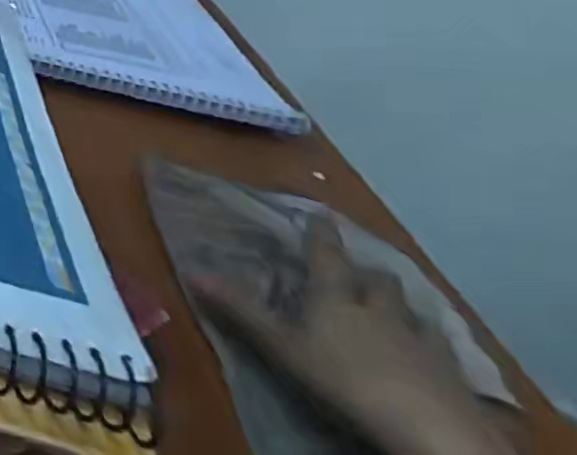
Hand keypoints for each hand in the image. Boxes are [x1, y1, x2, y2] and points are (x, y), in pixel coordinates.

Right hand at [188, 214, 513, 454]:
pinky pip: (441, 345)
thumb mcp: (282, 346)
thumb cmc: (344, 378)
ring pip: (412, 310)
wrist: (434, 431)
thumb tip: (191, 271)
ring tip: (391, 308)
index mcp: (336, 298)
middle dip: (367, 272)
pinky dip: (429, 340)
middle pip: (378, 281)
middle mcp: (379, 310)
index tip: (320, 213)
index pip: (325, 257)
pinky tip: (427, 350)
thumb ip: (241, 310)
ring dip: (400, 304)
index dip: (321, 235)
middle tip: (356, 271)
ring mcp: (422, 341)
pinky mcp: (453, 373)